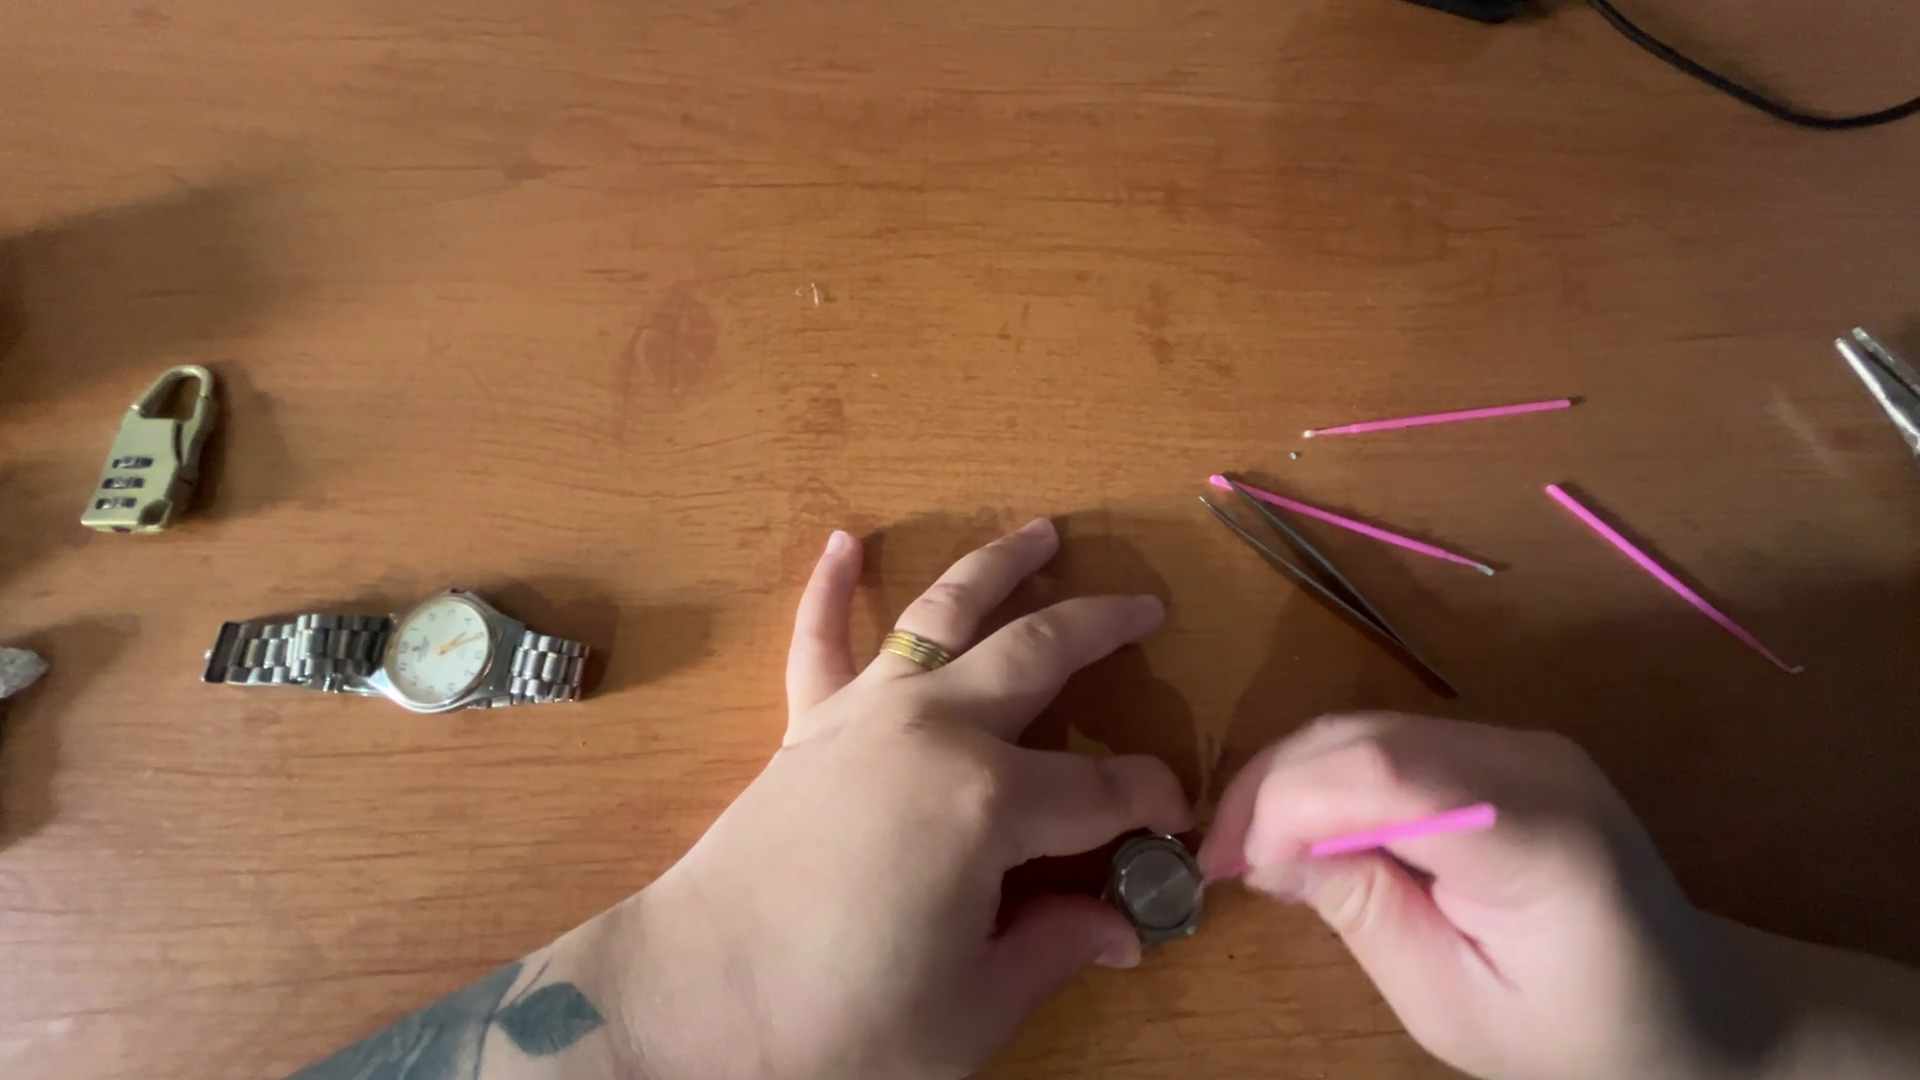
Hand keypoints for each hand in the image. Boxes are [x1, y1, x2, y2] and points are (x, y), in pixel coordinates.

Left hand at [619, 521, 1191, 1079]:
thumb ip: (1053, 949)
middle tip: (1146, 607)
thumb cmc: (839, 1023)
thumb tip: (1122, 929)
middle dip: (1102, 625)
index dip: (1150, 799)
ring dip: (997, 565)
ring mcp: (867, 711)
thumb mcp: (969, 1011)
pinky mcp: (808, 719)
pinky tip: (843, 541)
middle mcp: (936, 727)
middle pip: (1039, 651)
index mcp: (989, 801)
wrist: (693, 1001)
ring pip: (943, 613)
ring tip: (1039, 532)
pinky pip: (818, 637)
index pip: (1101, 788)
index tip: (1174, 816)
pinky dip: (829, 587)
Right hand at [1199, 713, 1766, 1079]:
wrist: (1704, 1009)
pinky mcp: (1488, 740)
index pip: (1382, 773)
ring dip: (1285, 779)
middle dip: (1269, 788)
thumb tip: (1265, 849)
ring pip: (1353, 728)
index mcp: (1539, 836)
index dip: (1288, 802)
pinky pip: (1375, 739)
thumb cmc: (1584, 1039)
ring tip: (1252, 844)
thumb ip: (1359, 912)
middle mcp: (1525, 759)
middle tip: (1221, 855)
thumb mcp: (1452, 1007)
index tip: (1239, 866)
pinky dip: (1320, 775)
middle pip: (1356, 737)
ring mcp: (1510, 738)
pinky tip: (1303, 823)